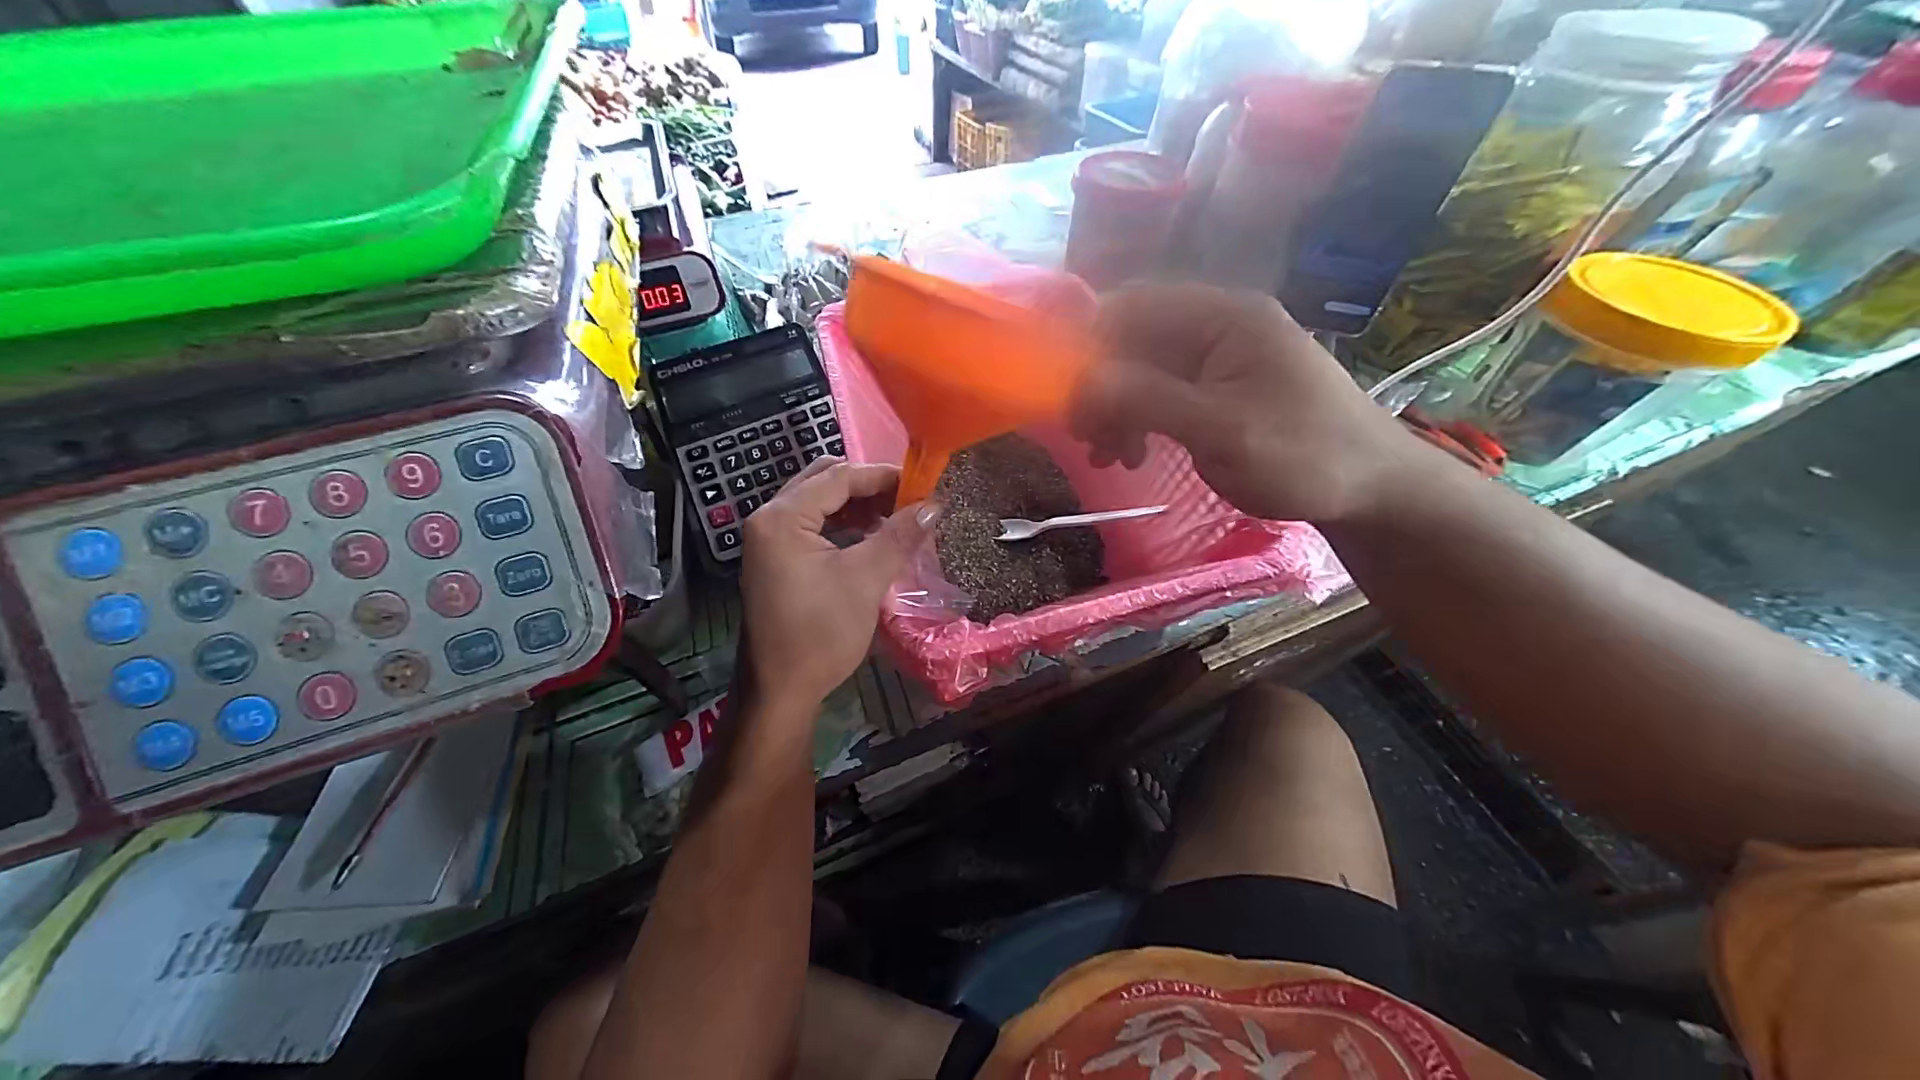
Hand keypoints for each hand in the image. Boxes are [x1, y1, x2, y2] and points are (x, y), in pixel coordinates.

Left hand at [741, 458, 938, 710]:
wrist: (780, 690)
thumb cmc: (820, 634)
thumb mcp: (865, 581)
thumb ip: (899, 536)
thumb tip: (934, 504)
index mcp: (781, 518)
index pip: (838, 477)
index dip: (882, 476)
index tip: (921, 485)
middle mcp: (768, 519)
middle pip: (823, 481)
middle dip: (868, 486)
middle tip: (907, 499)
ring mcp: (768, 540)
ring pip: (817, 502)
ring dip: (856, 505)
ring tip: (895, 517)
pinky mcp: (775, 559)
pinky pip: (811, 525)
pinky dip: (842, 524)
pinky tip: (870, 536)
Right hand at [1072, 285, 1441, 524]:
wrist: (1370, 489)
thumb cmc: (1303, 455)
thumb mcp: (1223, 430)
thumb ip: (1149, 399)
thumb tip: (1082, 380)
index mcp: (1223, 316)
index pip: (1132, 306)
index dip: (1087, 343)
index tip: (1063, 395)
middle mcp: (1215, 326)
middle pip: (1131, 340)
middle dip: (1100, 387)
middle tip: (1086, 437)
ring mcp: (1216, 360)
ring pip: (1139, 372)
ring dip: (1114, 410)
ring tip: (1108, 457)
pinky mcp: (1215, 391)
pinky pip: (1158, 396)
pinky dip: (1136, 423)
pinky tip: (1130, 456)